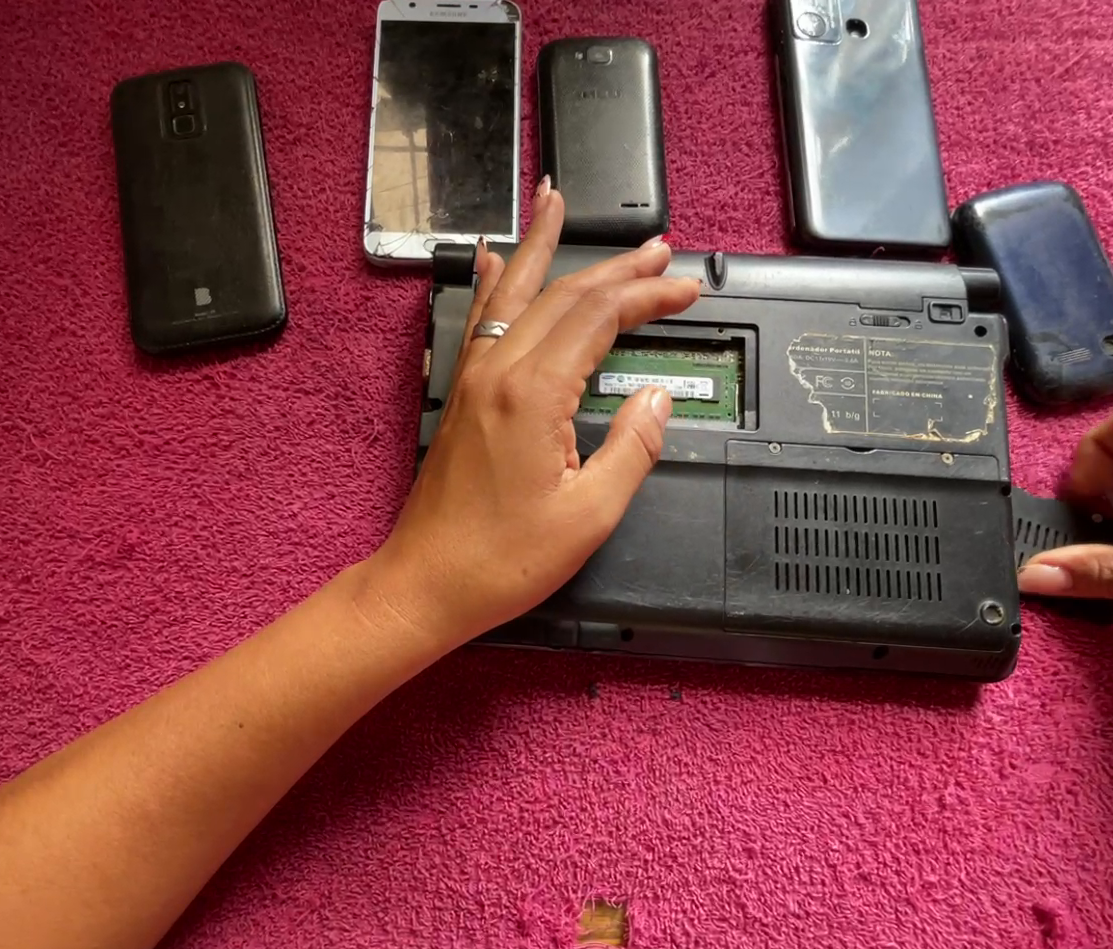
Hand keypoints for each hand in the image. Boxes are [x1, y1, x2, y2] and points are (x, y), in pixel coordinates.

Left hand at [361, 184, 699, 647]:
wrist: (428, 583)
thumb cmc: (500, 560)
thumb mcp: (589, 516)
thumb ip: (631, 449)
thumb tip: (657, 402)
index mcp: (533, 395)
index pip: (600, 317)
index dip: (647, 296)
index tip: (684, 290)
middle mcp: (497, 374)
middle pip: (562, 295)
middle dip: (615, 269)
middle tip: (658, 252)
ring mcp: (472, 382)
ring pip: (514, 295)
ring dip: (543, 248)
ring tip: (555, 202)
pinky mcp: (461, 398)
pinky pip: (478, 324)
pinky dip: (493, 286)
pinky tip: (495, 260)